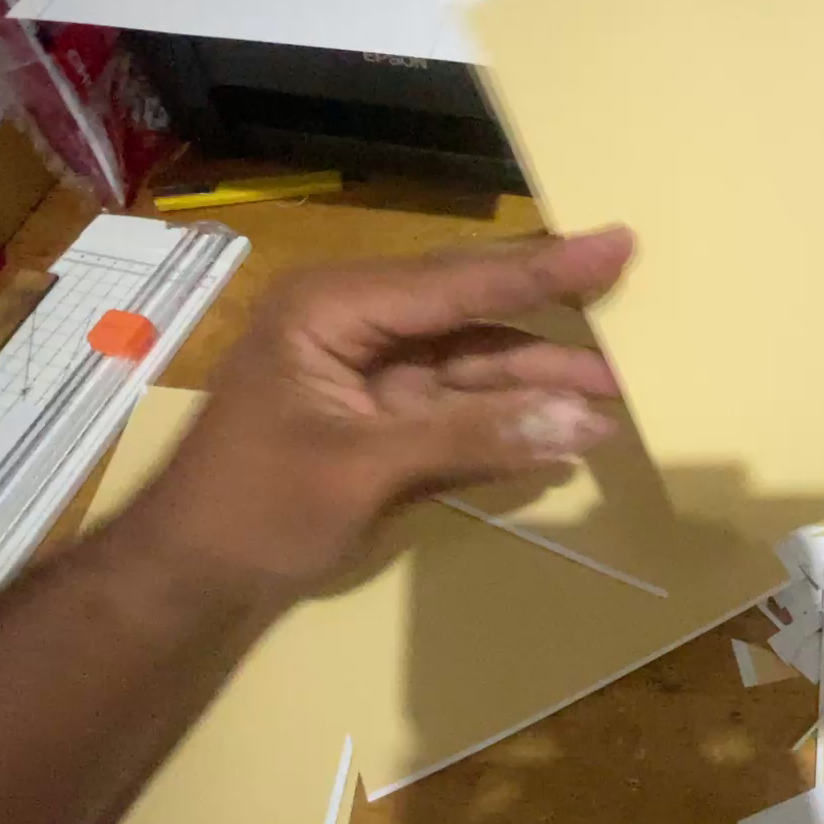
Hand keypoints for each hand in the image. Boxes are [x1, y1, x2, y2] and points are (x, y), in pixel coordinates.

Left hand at [116, 228, 634, 601]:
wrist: (193, 579)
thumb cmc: (252, 509)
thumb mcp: (363, 468)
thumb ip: (475, 437)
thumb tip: (581, 422)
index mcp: (336, 306)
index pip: (459, 281)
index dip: (544, 269)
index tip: (616, 245)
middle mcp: (367, 322)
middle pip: (478, 306)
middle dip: (554, 308)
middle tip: (630, 281)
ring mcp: (386, 370)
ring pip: (484, 358)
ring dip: (547, 375)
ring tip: (620, 385)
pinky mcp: (401, 413)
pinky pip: (473, 404)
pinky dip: (519, 416)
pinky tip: (572, 424)